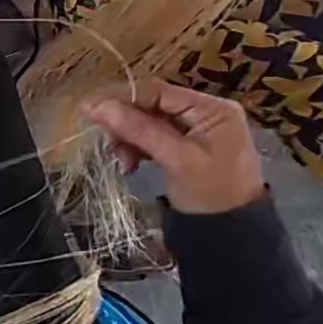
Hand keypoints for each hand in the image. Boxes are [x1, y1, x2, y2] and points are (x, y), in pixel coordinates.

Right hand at [81, 79, 264, 214]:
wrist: (232, 231)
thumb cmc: (212, 193)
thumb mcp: (176, 159)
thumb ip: (138, 130)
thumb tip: (95, 106)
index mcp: (212, 109)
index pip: (157, 92)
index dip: (121, 97)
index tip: (89, 108)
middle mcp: (203, 111)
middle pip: (149, 105)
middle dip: (125, 123)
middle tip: (106, 140)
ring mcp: (193, 128)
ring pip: (145, 120)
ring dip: (127, 138)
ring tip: (122, 160)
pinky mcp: (183, 143)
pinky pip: (149, 135)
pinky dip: (135, 147)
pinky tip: (130, 163)